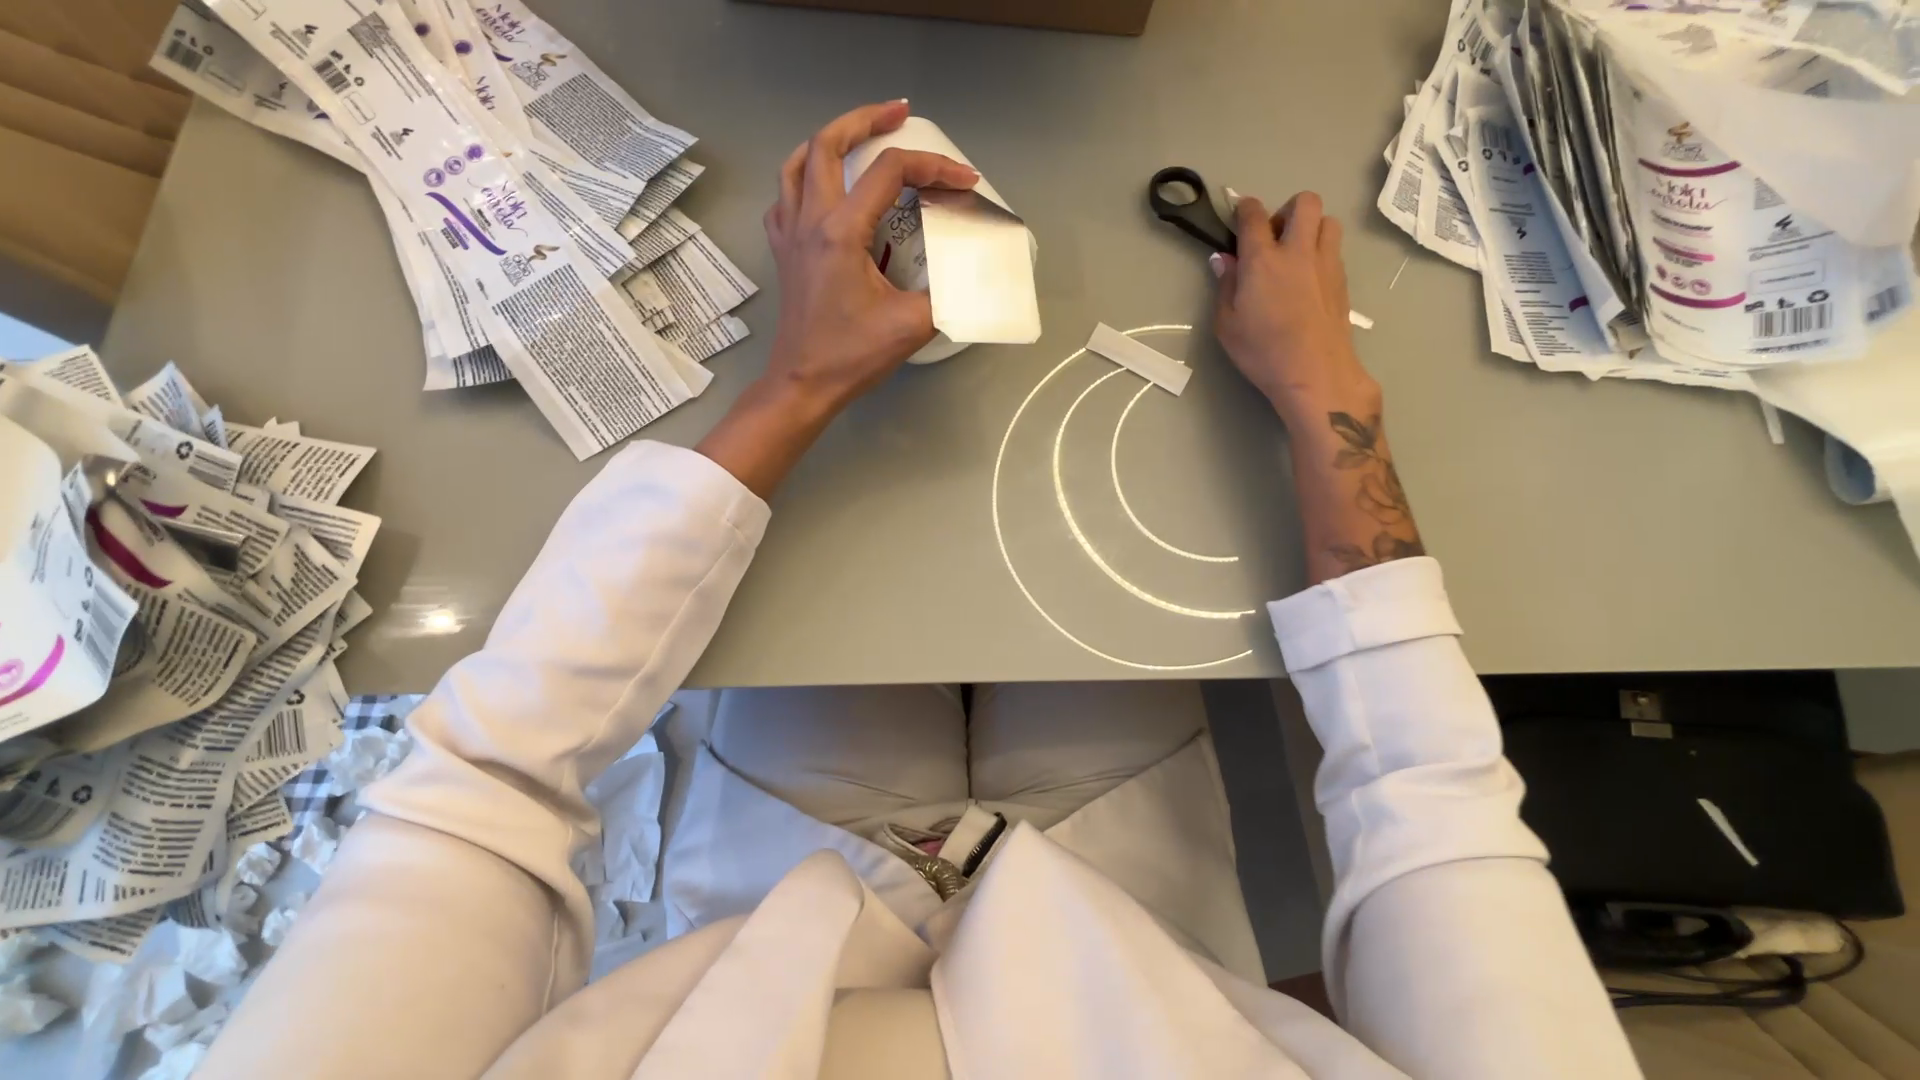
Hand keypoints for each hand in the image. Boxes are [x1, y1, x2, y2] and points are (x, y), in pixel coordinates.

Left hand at [761, 99, 978, 409]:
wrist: (802, 384)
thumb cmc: (852, 356)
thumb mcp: (913, 324)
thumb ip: (948, 291)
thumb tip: (971, 272)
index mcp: (841, 231)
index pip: (890, 173)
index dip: (934, 168)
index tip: (965, 181)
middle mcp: (809, 220)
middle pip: (828, 143)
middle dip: (867, 120)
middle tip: (900, 114)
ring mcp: (790, 234)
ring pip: (797, 162)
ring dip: (830, 141)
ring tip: (860, 138)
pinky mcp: (783, 252)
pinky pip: (785, 197)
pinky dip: (805, 179)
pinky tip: (825, 190)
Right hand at [1210, 192, 1377, 423]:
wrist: (1315, 373)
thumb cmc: (1262, 352)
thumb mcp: (1227, 324)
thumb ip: (1226, 286)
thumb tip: (1224, 260)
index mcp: (1262, 260)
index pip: (1254, 216)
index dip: (1244, 209)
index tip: (1239, 214)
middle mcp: (1298, 251)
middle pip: (1304, 202)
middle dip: (1287, 210)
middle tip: (1274, 236)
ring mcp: (1326, 263)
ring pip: (1328, 220)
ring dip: (1311, 227)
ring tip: (1296, 254)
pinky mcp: (1342, 280)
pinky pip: (1334, 249)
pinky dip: (1321, 252)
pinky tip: (1308, 279)